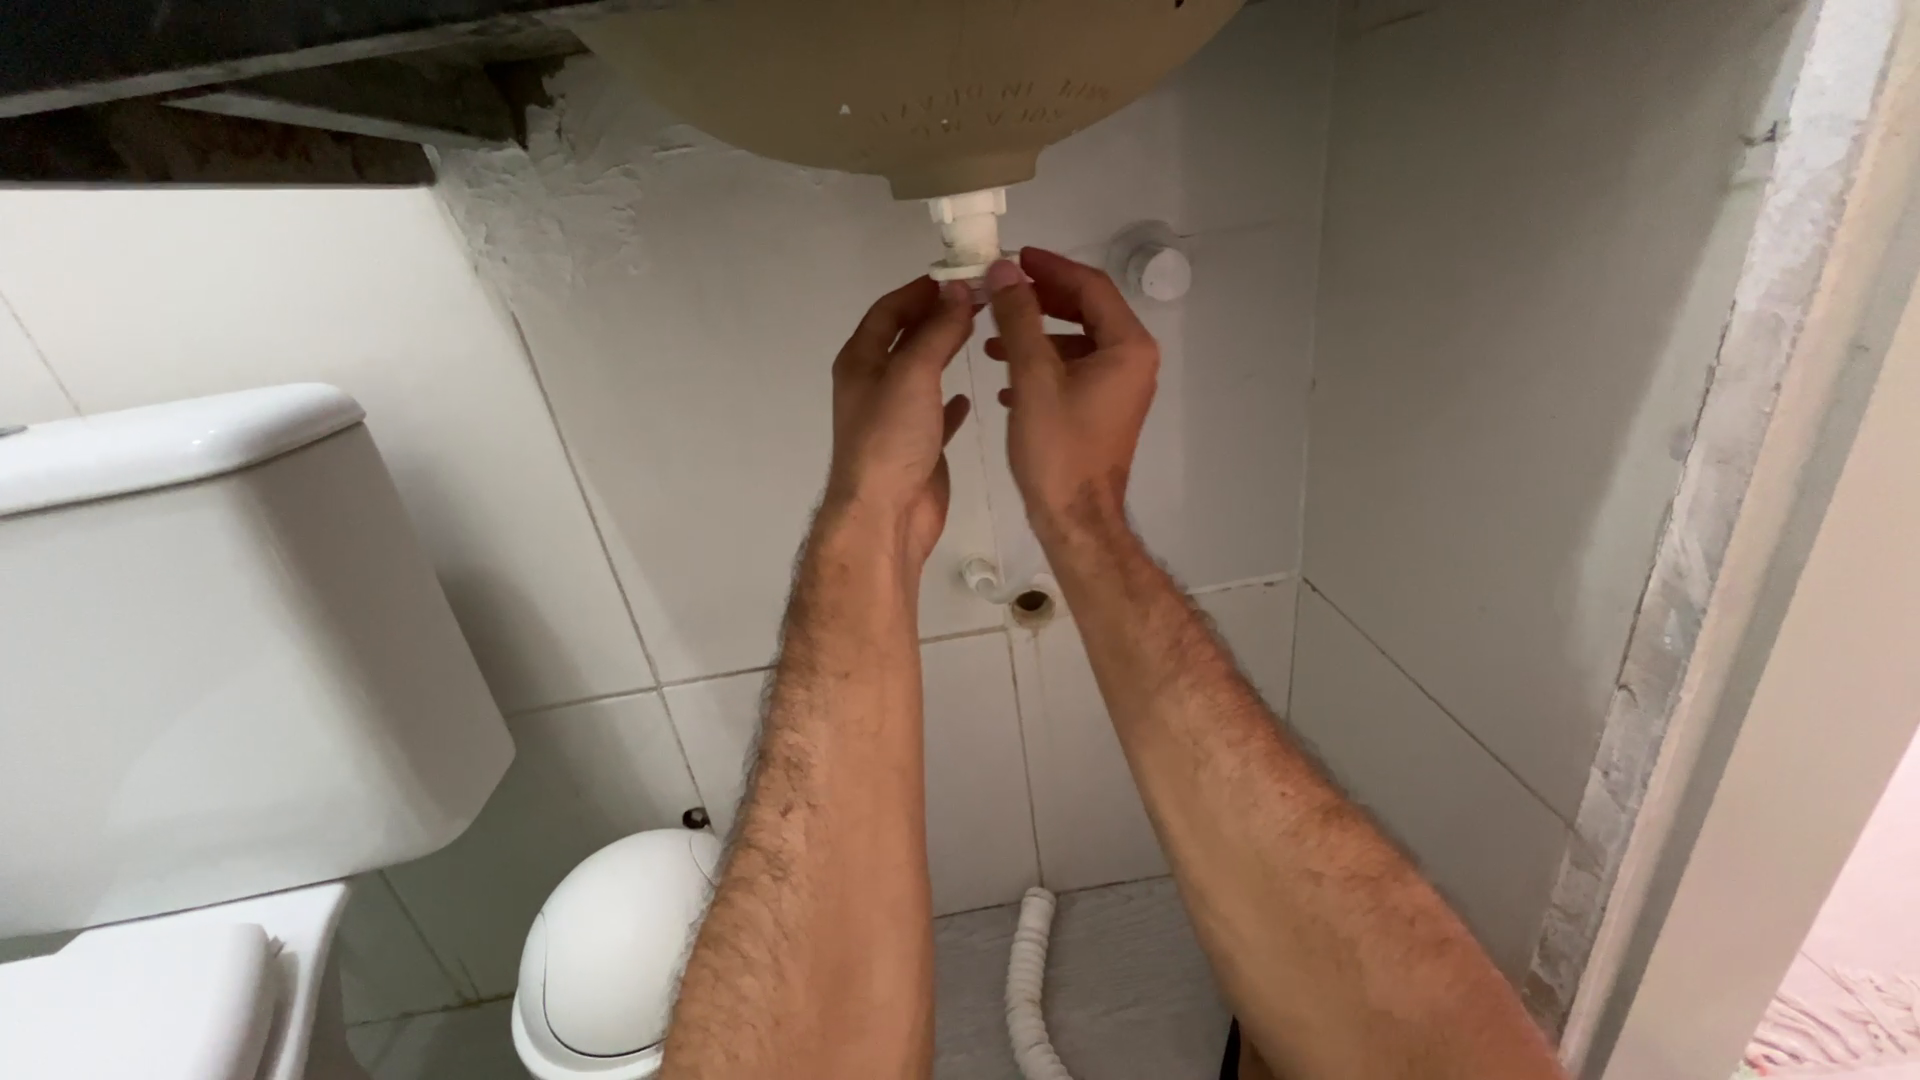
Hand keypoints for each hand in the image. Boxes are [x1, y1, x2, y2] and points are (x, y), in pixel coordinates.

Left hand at [824, 276, 975, 567]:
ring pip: (922, 374)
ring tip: (980, 333)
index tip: (959, 276)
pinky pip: (935, 413)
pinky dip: (951, 400)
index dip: (920, 290)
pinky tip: (971, 394)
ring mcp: (895, 418)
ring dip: (946, 352)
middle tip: (979, 300)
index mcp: (861, 361)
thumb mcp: (913, 373)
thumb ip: (937, 331)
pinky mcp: (916, 446)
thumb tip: (958, 290)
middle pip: (906, 339)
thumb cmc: (891, 438)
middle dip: (937, 317)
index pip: (888, 311)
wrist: (886, 514)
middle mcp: (874, 385)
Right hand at [985, 248, 1158, 542]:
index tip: (1014, 257)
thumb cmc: (1058, 448)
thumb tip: (1004, 270)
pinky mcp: (1104, 410)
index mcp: (1127, 347)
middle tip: (1001, 291)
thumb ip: (1018, 318)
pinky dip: (1043, 366)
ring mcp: (1120, 388)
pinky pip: (1074, 372)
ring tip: (993, 341)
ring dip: (1036, 336)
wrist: (1075, 518)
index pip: (1091, 287)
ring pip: (1076, 344)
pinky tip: (1007, 381)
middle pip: (1086, 311)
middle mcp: (1132, 362)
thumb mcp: (1033, 377)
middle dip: (1041, 300)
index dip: (1050, 267)